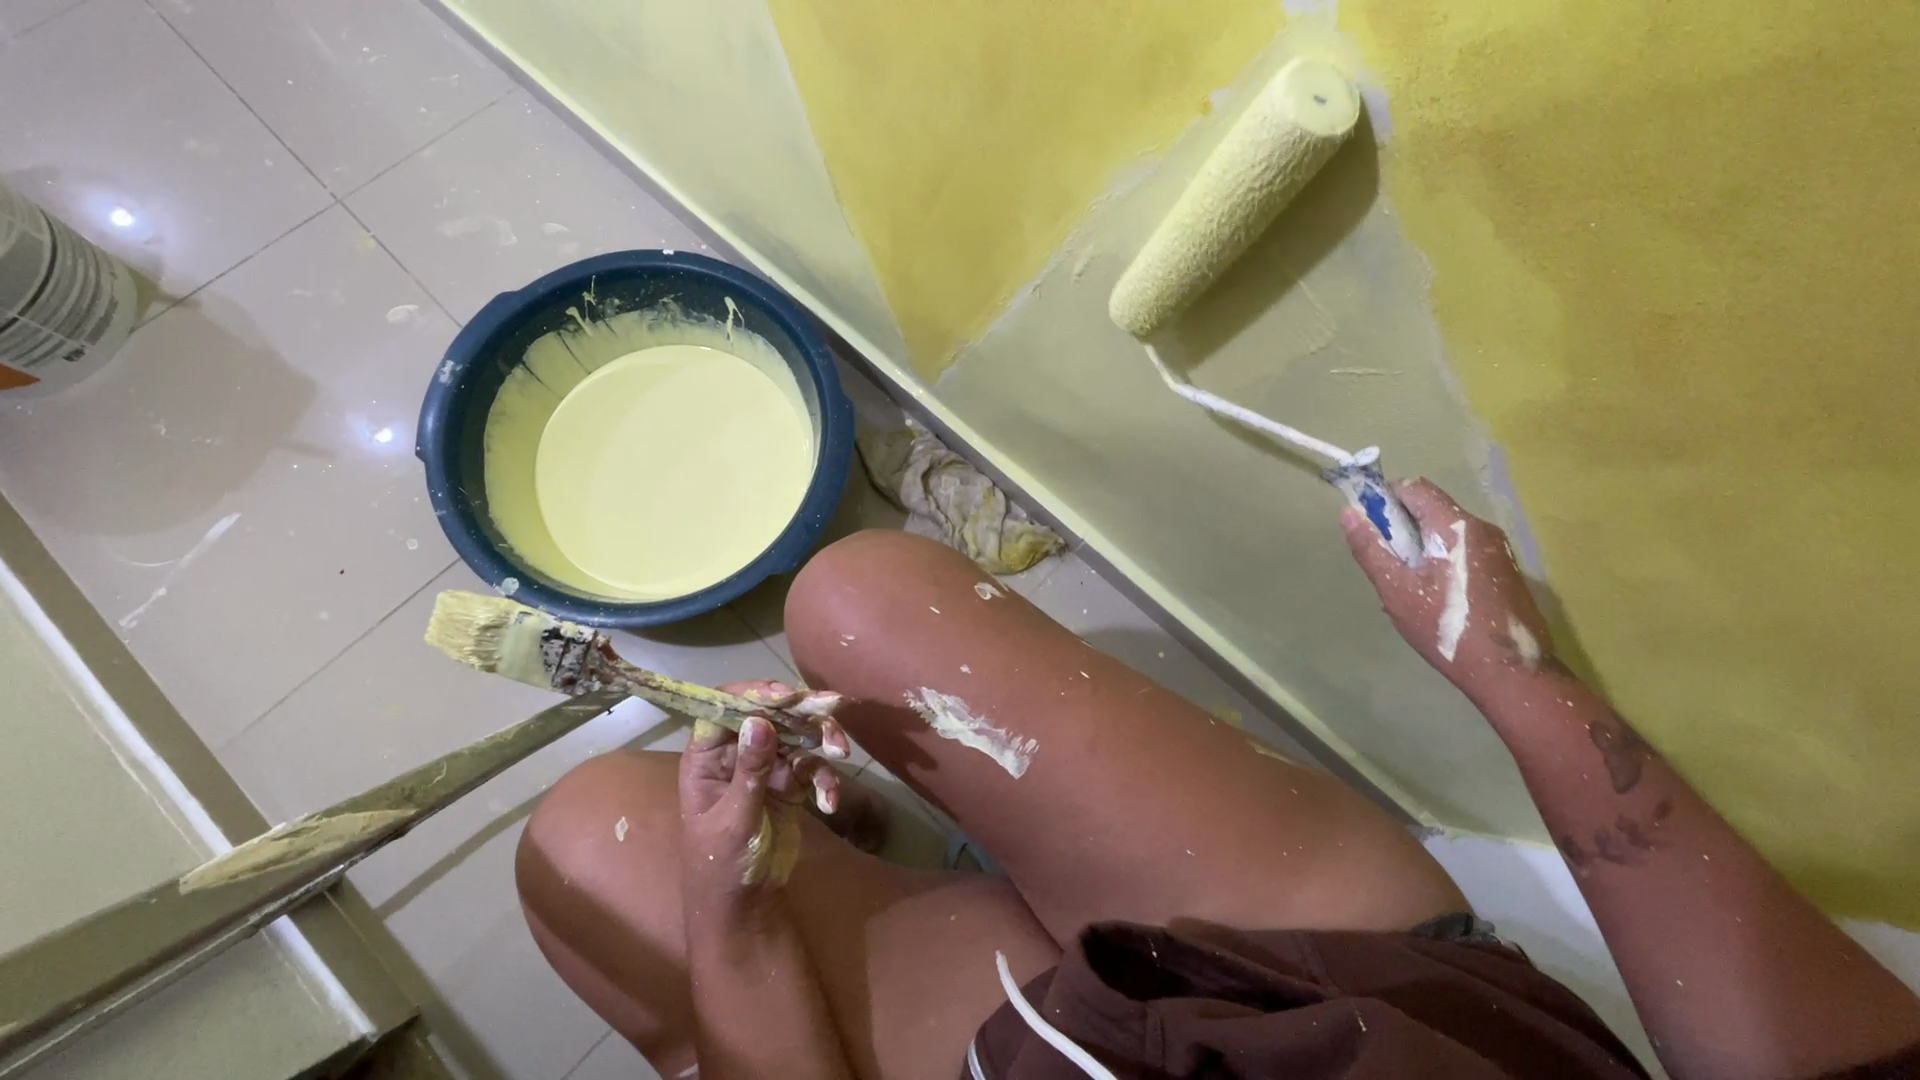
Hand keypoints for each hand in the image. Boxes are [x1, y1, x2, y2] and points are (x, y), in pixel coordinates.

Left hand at [679, 680, 849, 921]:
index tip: (785, 695)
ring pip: (796, 737)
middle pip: (769, 716)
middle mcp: (736, 755)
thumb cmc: (721, 866)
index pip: (725, 707)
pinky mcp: (790, 785)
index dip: (753, 693)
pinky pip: (812, 768)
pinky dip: (825, 780)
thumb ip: (750, 772)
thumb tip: (758, 722)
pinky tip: (830, 803)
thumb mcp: (734, 820)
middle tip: (833, 704)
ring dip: (822, 740)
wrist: (745, 908)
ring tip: (842, 752)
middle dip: (801, 710)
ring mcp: (766, 768)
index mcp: (707, 758)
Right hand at [1341, 479, 1553, 700]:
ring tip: (1407, 585)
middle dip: (1402, 527)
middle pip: (1432, 510)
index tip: (1369, 523)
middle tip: (1386, 562)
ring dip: (1421, 547)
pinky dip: (1442, 561)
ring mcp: (1499, 550)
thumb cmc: (1445, 626)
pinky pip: (1465, 551)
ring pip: (1448, 533)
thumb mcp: (1397, 589)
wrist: (1511, 672)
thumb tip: (1349, 513)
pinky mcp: (1506, 571)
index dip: (1386, 497)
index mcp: (1455, 527)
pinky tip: (1434, 597)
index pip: (1416, 488)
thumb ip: (1371, 548)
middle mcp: (1482, 529)